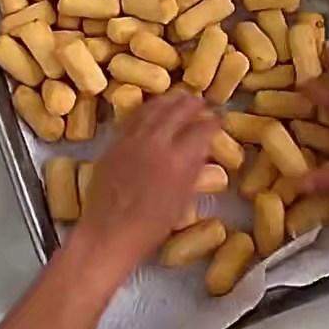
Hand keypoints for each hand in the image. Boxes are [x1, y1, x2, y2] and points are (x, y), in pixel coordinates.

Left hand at [76, 92, 216, 274]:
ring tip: (180, 95)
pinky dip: (148, 109)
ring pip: (154, 109)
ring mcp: (133, 140)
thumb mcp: (183, 199)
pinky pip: (134, 117)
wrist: (109, 232)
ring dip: (170, 100)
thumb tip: (201, 150)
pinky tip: (153, 108)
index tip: (220, 119)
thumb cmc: (151, 226)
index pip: (201, 131)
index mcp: (178, 160)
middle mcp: (156, 142)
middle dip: (193, 104)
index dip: (213, 123)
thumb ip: (193, 169)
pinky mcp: (116, 142)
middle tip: (202, 100)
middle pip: (178, 112)